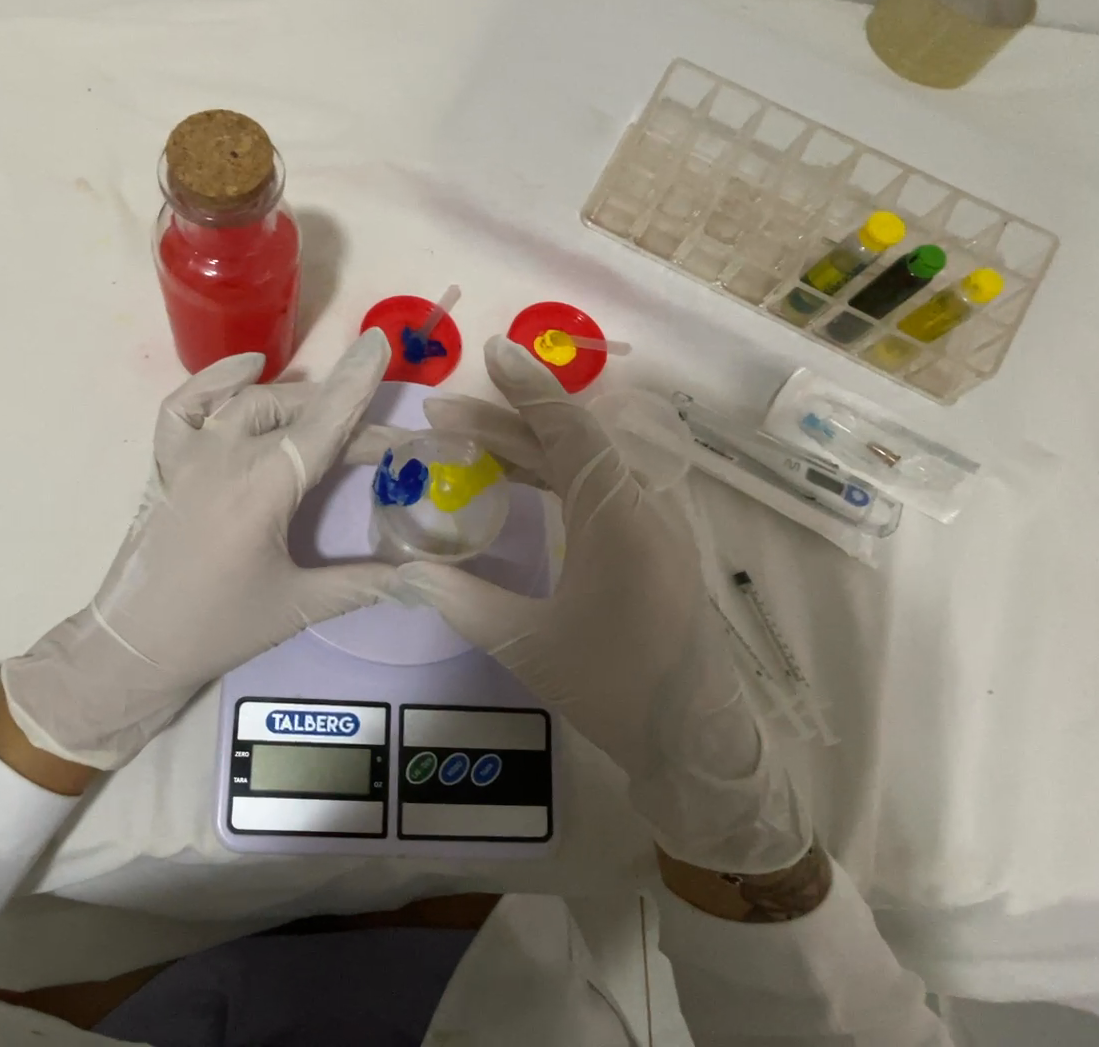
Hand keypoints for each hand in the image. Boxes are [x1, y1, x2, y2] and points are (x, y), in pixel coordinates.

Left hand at [3, 331, 396, 769]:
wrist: (136, 646)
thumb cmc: (219, 628)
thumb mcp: (298, 608)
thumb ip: (365, 584)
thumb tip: (422, 575)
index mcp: (262, 490)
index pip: (321, 423)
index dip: (356, 384)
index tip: (380, 343)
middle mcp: (224, 458)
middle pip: (294, 412)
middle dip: (343, 417)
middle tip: (381, 446)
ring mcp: (187, 455)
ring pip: (248, 401)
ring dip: (294, 400)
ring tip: (329, 417)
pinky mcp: (163, 462)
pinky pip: (186, 404)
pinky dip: (216, 379)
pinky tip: (247, 370)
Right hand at [396, 337, 808, 873]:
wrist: (695, 745)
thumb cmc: (613, 689)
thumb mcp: (525, 645)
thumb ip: (460, 599)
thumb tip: (404, 570)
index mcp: (620, 520)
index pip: (569, 431)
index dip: (527, 390)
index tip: (490, 353)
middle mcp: (646, 509)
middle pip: (572, 443)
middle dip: (507, 423)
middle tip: (443, 418)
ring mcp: (659, 527)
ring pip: (590, 465)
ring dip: (531, 449)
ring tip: (471, 445)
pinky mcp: (659, 548)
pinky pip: (605, 490)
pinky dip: (559, 476)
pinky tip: (524, 484)